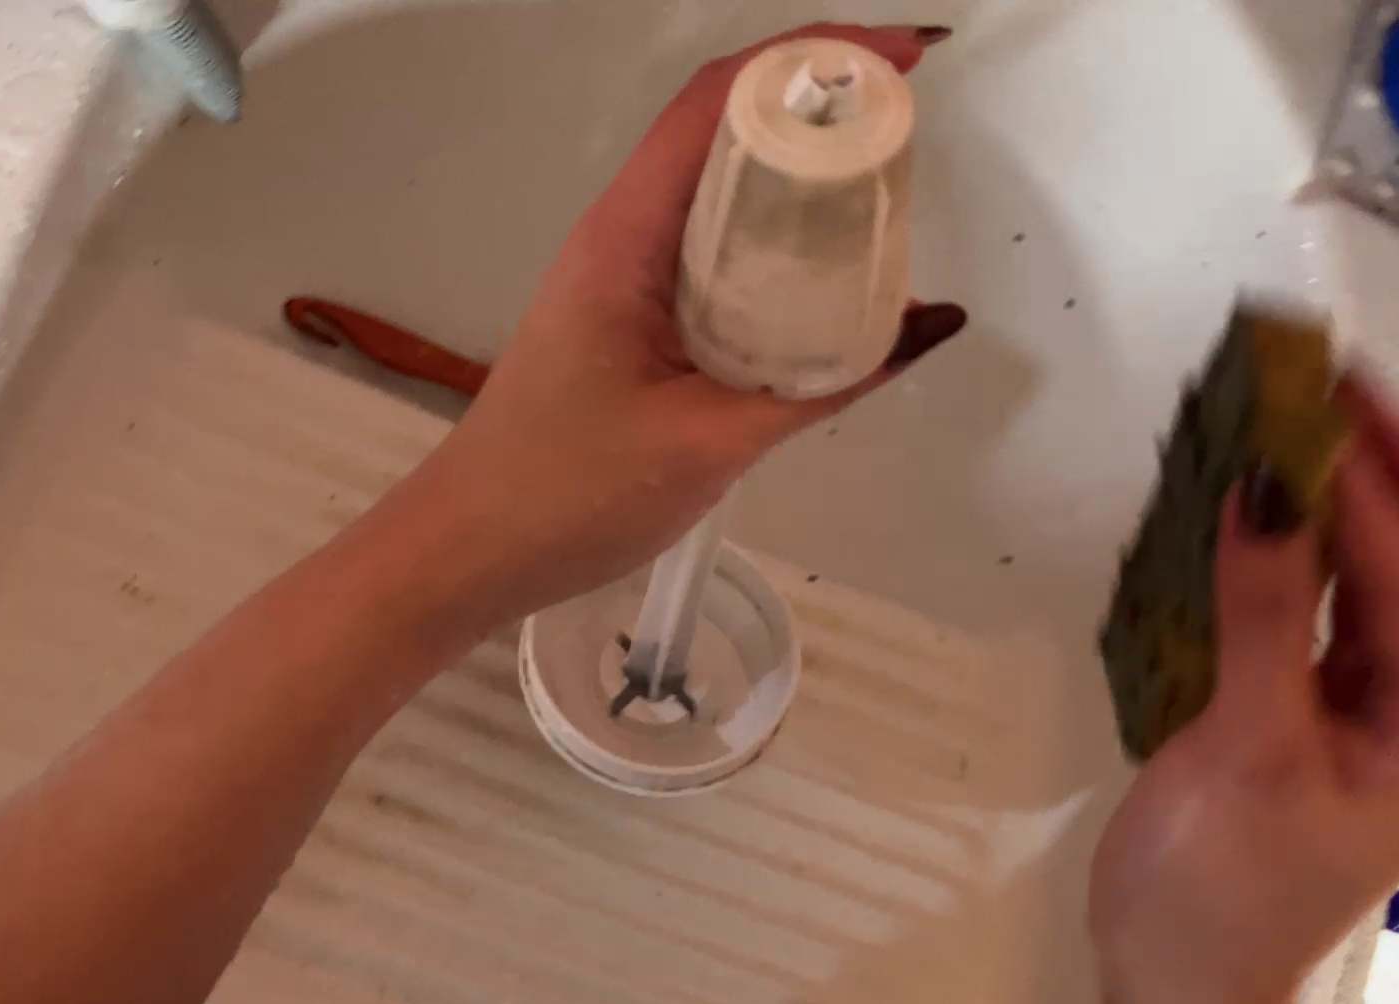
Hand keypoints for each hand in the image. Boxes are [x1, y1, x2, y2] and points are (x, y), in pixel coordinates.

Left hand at [402, 24, 965, 622]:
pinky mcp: (612, 338)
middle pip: (717, 151)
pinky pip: (695, 281)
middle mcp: (612, 248)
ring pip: (709, 220)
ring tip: (871, 235)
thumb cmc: (570, 494)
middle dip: (813, 134)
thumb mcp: (709, 441)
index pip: (715, 105)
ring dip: (786, 213)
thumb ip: (820, 384)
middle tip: (900, 166)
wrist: (472, 547)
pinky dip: (756, 278)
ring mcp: (607, 294)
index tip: (902, 66)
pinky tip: (803, 314)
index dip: (811, 62)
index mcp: (622, 242)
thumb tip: (927, 328)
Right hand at [1089, 375, 1398, 1003]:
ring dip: (1329, 505)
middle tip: (1321, 386)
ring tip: (1286, 431)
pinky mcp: (1288, 708)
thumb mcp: (1247, 746)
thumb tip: (1265, 505)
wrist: (1173, 957)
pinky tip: (1246, 522)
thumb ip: (1266, 624)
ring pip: (1364, 582)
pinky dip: (1280, 557)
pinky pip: (1302, 612)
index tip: (1319, 401)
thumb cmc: (1219, 873)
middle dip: (1381, 470)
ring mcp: (1357, 705)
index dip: (1373, 482)